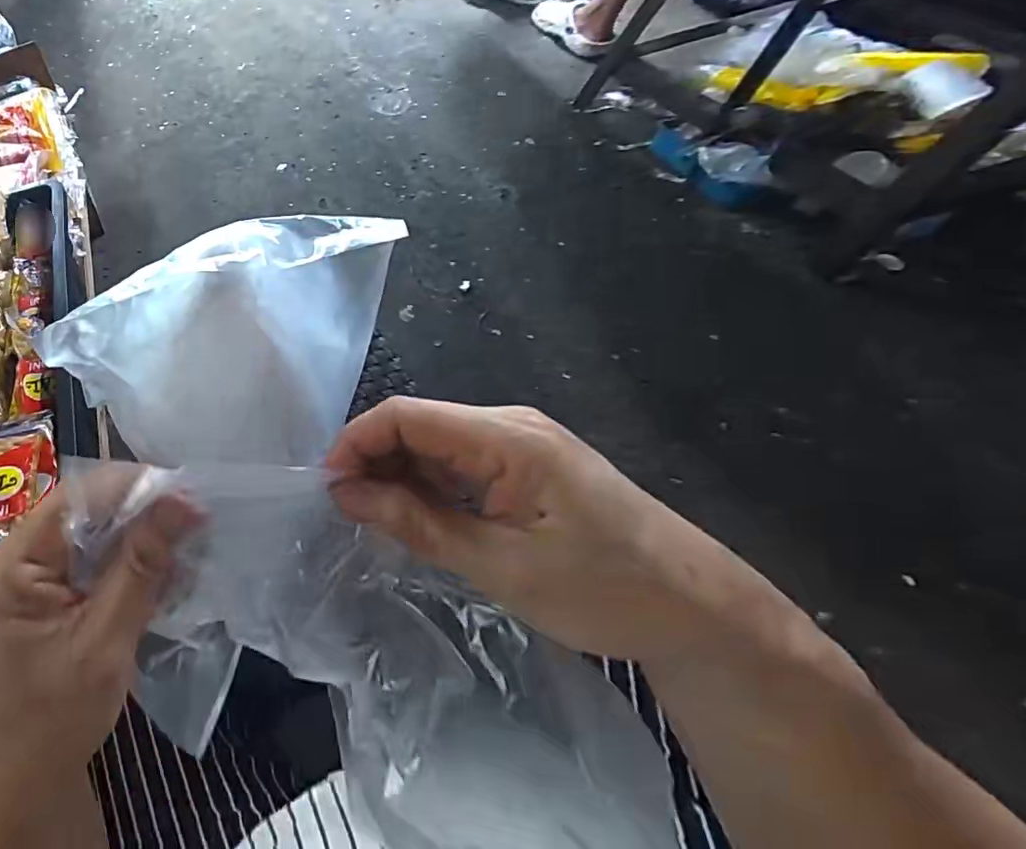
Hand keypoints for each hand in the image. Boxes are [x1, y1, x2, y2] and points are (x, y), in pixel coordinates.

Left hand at [0, 484, 198, 770]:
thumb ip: (141, 567)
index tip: (187, 493)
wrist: (25, 785)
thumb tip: (182, 501)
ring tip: (188, 542)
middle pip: (87, 510)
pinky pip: (94, 559)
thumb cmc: (57, 719)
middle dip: (142, 511)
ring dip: (142, 537)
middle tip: (196, 518)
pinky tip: (166, 571)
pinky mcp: (51, 593)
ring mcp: (33, 575)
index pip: (78, 497)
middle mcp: (18, 557)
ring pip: (96, 532)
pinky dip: (131, 561)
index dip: (133, 487)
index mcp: (15, 563)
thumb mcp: (105, 641)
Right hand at [326, 397, 785, 664]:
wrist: (699, 611)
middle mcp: (510, 424)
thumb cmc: (604, 589)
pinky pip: (460, 461)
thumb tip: (344, 494)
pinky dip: (429, 485)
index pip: (408, 415)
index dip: (356, 442)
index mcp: (508, 437)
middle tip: (344, 510)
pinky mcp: (526, 464)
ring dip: (398, 475)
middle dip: (372, 460)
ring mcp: (520, 442)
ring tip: (371, 518)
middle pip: (418, 424)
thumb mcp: (501, 566)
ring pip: (435, 443)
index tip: (326, 487)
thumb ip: (418, 523)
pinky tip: (415, 515)